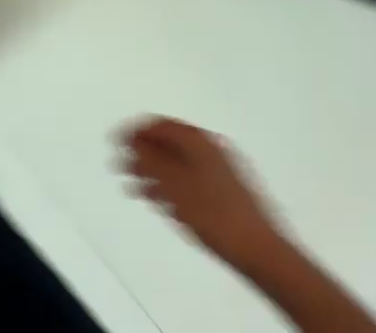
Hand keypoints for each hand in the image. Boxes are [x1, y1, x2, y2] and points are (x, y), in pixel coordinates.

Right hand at [119, 116, 290, 271]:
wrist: (259, 252)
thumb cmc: (211, 213)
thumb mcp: (171, 184)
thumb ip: (148, 159)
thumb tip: (132, 141)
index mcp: (198, 140)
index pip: (158, 124)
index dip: (133, 132)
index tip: (115, 146)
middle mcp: (211, 148)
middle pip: (168, 142)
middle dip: (143, 155)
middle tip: (122, 169)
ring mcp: (222, 169)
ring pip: (178, 162)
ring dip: (155, 172)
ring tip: (137, 191)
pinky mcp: (227, 190)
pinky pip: (191, 178)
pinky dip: (172, 185)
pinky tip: (162, 202)